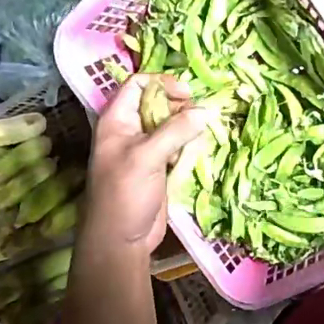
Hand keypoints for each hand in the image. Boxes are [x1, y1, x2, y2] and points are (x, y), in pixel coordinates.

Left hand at [84, 74, 212, 251]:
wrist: (120, 239)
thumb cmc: (124, 194)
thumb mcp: (147, 156)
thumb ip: (176, 130)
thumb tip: (206, 110)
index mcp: (117, 120)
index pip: (138, 84)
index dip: (162, 83)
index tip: (187, 93)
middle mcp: (129, 130)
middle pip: (157, 103)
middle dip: (181, 105)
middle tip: (201, 114)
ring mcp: (145, 150)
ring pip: (170, 125)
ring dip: (188, 125)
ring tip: (206, 129)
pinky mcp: (158, 168)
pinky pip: (177, 146)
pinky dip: (190, 144)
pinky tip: (202, 147)